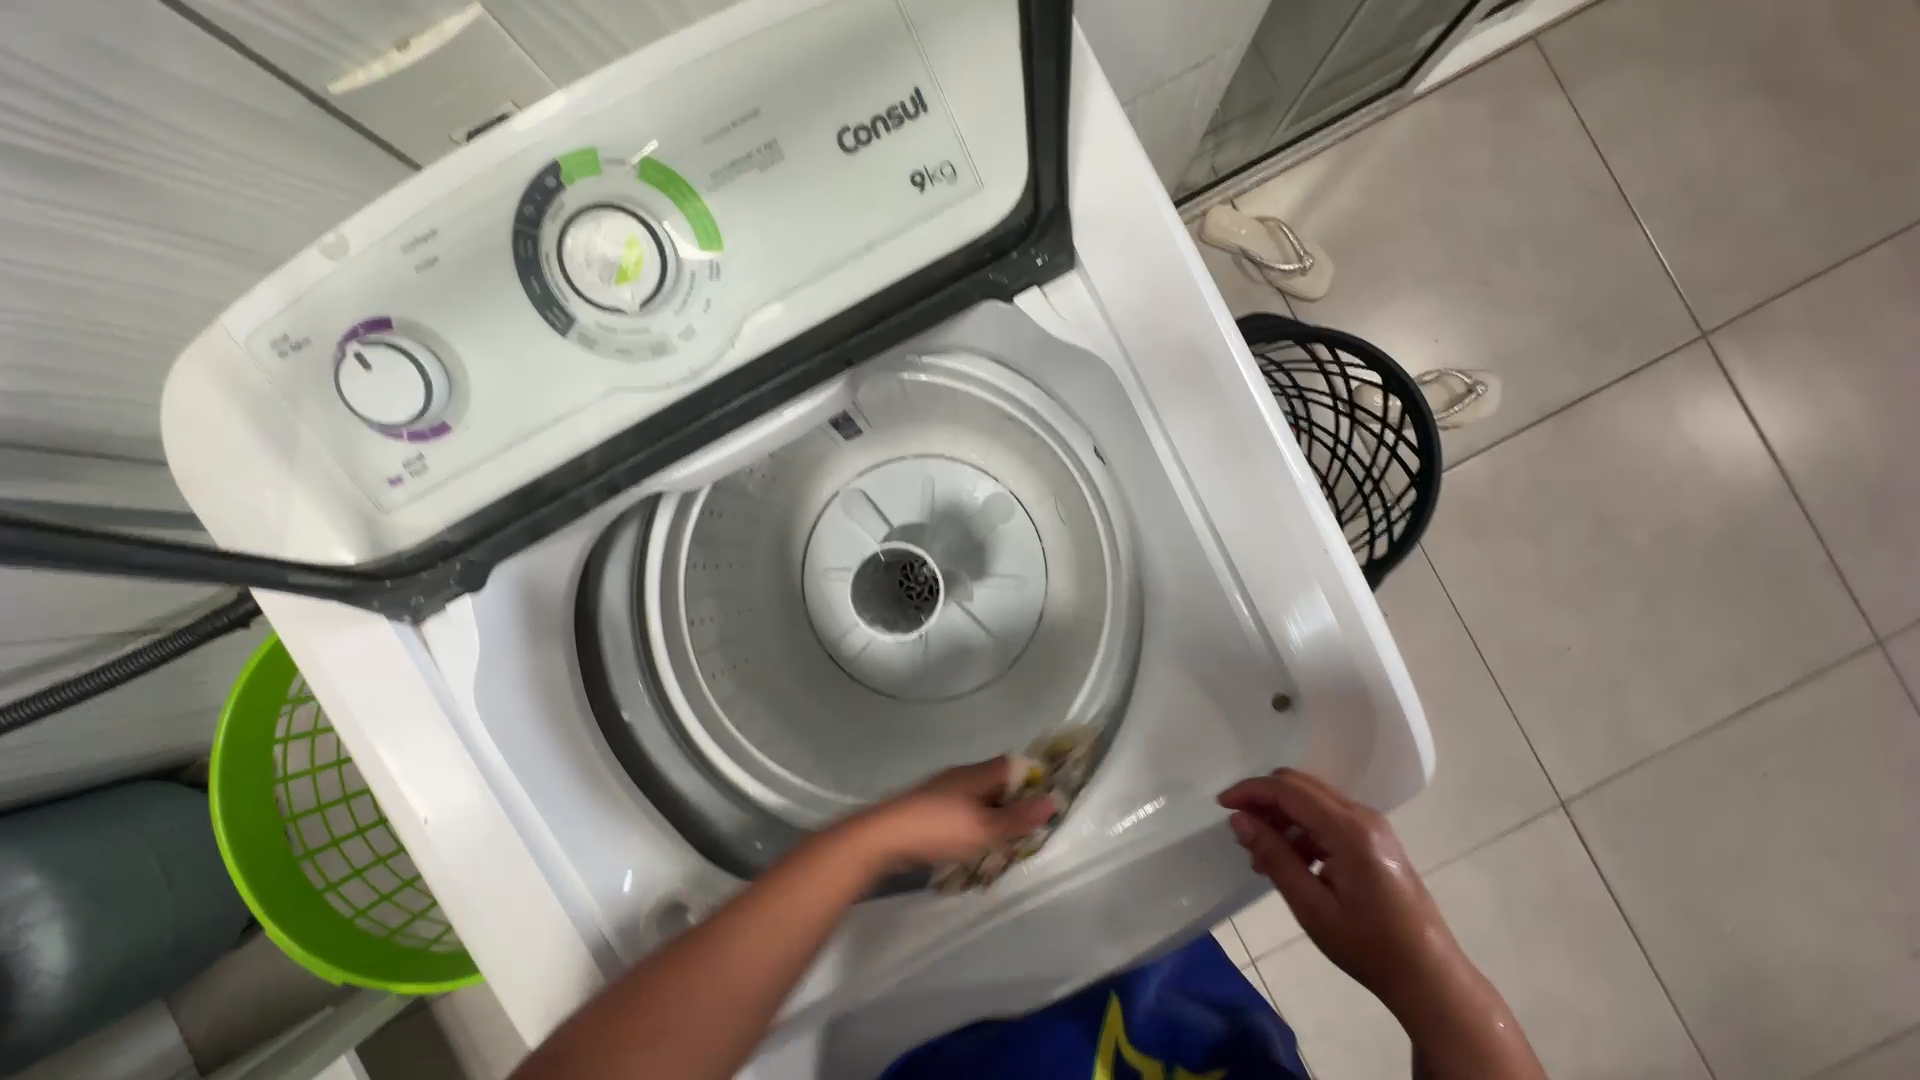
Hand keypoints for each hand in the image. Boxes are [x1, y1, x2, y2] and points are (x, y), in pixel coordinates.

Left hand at [842, 758, 1057, 868]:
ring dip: (992, 814)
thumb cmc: (939, 829)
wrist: (883, 838)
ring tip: (1002, 841)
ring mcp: (941, 790)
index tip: (1043, 805)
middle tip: (1026, 829)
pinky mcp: (927, 807)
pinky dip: (973, 822)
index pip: (1014, 765)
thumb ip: (1018, 817)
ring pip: (978, 797)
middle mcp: (960, 775)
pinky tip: (971, 843)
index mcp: (977, 773)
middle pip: (996, 781)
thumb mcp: (985, 828)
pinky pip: (961, 809)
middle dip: (1013, 801)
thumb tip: (1053, 800)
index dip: (1032, 780)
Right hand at [1217, 769, 1469, 1018]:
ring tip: (1261, 853)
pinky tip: (1291, 859)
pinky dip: (1302, 826)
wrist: (1429, 975)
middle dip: (1264, 798)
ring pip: (1314, 799)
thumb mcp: (1312, 907)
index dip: (1250, 791)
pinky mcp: (1376, 840)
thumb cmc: (1368, 946)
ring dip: (1282, 813)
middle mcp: (1363, 817)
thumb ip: (1274, 857)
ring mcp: (1373, 827)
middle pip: (1301, 785)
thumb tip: (1239, 820)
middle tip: (1239, 829)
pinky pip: (1329, 816)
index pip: (1289, 790)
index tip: (1221, 806)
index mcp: (1349, 831)